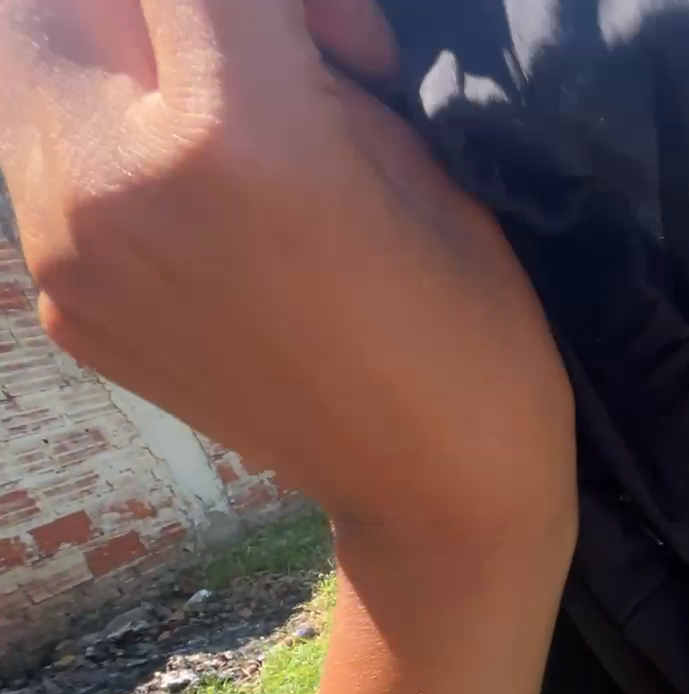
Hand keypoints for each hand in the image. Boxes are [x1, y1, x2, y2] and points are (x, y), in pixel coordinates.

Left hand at [0, 0, 574, 551]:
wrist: (446, 497)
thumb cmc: (490, 357)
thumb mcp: (449, 206)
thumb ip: (344, 105)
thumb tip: (290, 54)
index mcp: (249, 148)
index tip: (349, 43)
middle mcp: (113, 179)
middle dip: (171, 7)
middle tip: (276, 68)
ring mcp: (64, 251)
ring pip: (30, 69)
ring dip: (133, 69)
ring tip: (245, 147)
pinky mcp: (63, 307)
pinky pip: (50, 174)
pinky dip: (125, 161)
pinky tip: (221, 229)